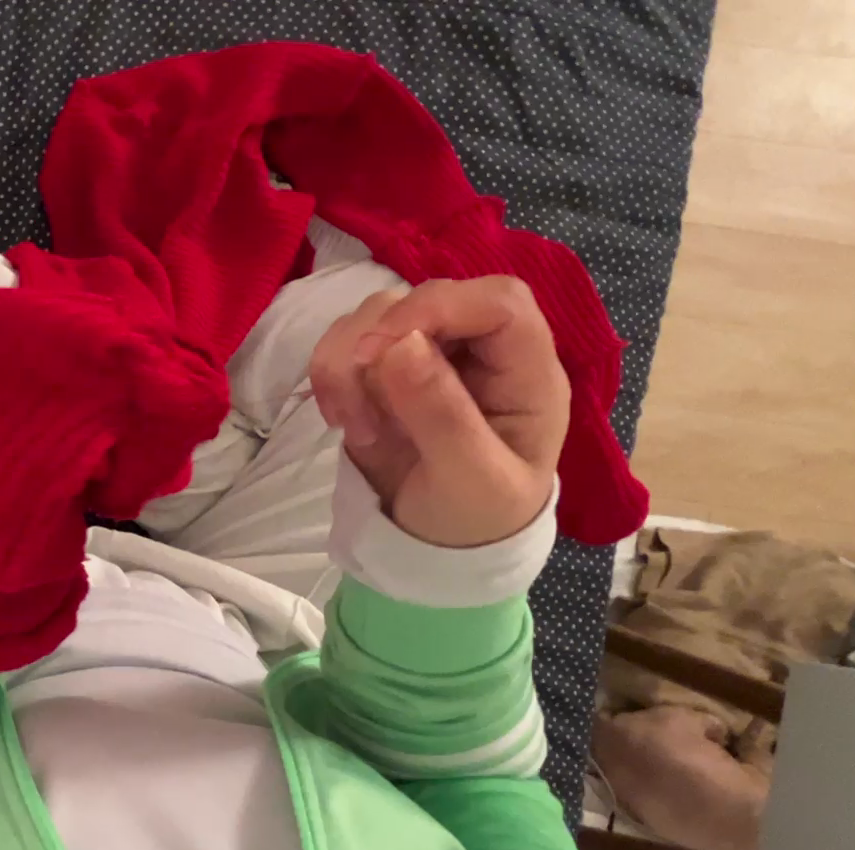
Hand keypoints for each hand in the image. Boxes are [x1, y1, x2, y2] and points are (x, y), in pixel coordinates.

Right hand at [309, 277, 569, 547]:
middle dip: (377, 341)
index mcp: (525, 373)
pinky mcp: (381, 373)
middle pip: (426, 298)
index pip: (496, 302)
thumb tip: (398, 347)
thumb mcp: (470, 481)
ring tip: (352, 425)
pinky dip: (329, 375)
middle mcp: (477, 352)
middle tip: (355, 401)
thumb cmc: (473, 519)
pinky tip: (341, 420)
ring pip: (375, 315)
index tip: (382, 351)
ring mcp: (426, 358)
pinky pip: (344, 344)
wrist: (435, 545)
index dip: (438, 309)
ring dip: (345, 365)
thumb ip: (442, 416)